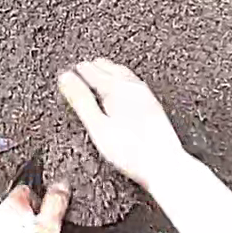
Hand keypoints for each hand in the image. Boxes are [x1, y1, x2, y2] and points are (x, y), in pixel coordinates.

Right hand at [57, 58, 191, 189]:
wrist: (165, 165)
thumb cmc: (131, 151)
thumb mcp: (98, 126)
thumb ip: (81, 100)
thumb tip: (66, 78)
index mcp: (117, 88)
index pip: (93, 71)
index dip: (79, 70)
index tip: (69, 70)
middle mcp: (133, 87)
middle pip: (110, 69)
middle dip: (94, 67)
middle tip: (82, 67)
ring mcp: (145, 96)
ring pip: (123, 74)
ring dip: (109, 71)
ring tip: (100, 72)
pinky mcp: (153, 106)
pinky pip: (133, 83)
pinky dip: (121, 80)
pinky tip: (123, 89)